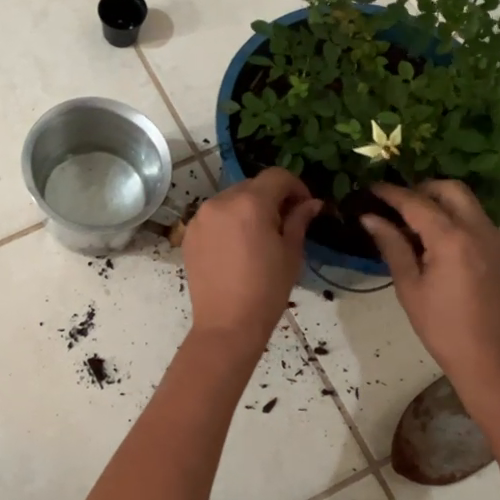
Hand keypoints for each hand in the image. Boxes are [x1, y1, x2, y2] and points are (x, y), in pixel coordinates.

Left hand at [182, 168, 320, 351]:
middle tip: (285, 221)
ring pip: (231, 199)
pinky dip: (228, 221)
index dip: (296, 186)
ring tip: (259, 235)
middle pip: (252, 185)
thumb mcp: (290, 253)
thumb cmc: (267, 289)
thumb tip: (311, 203)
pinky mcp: (189, 233)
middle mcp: (221, 202)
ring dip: (248, 207)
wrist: (227, 323)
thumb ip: (299, 220)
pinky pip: (214, 216)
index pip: (277, 176)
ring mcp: (200, 217)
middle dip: (271, 197)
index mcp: (250, 203)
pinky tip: (237, 246)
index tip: (304, 205)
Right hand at [360, 181, 499, 394]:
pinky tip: (448, 253)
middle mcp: (482, 233)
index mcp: (452, 240)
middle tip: (401, 205)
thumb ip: (392, 246)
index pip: (417, 203)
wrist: (490, 360)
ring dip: (445, 208)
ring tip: (422, 230)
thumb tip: (370, 218)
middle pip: (452, 190)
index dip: (392, 193)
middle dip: (424, 190)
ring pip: (471, 208)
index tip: (373, 188)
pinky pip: (485, 230)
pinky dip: (463, 228)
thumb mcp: (409, 286)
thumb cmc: (440, 327)